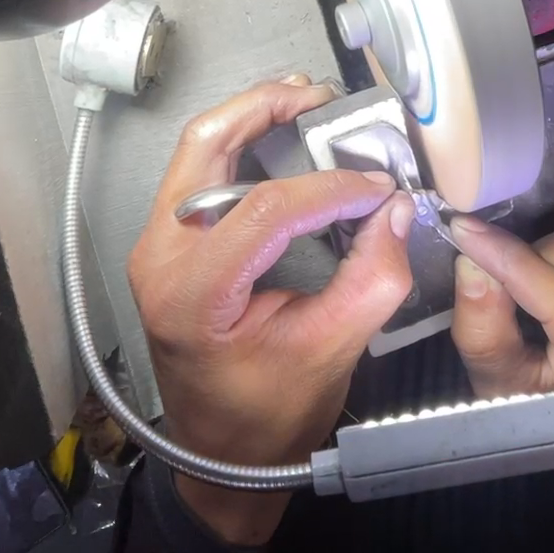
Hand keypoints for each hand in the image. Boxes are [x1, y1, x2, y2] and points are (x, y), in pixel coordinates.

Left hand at [127, 76, 414, 542]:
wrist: (218, 456)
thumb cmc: (267, 418)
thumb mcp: (331, 353)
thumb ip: (373, 279)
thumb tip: (395, 210)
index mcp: (193, 294)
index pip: (265, 209)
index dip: (328, 188)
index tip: (376, 186)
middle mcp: (161, 255)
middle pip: (205, 146)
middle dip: (264, 107)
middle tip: (318, 96)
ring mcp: (157, 243)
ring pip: (198, 149)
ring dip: (249, 115)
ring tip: (302, 100)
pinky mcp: (169, 240)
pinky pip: (201, 170)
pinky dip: (240, 140)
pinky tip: (278, 131)